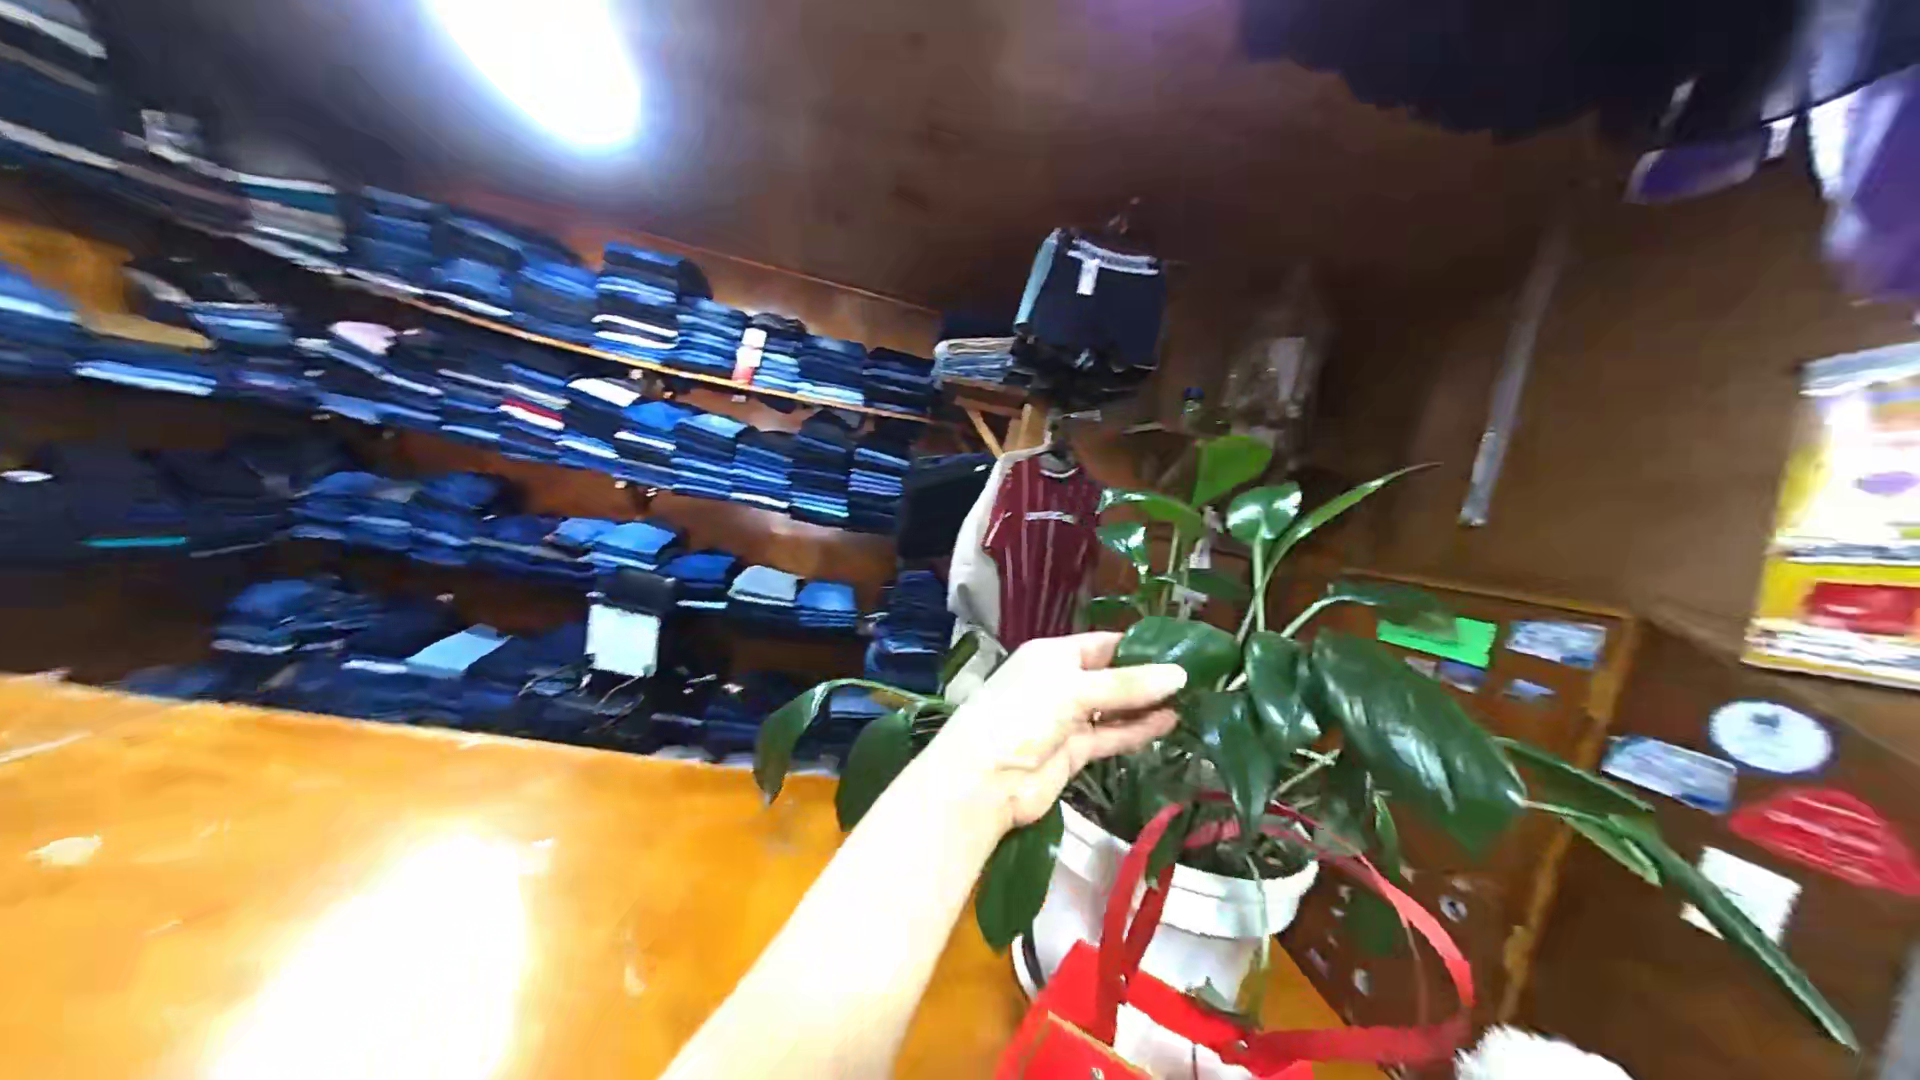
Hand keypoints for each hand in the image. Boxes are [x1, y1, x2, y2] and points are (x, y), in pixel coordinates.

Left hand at [920, 632, 1187, 833]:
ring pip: (1115, 708)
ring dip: (1147, 705)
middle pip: (1111, 676)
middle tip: (1198, 678)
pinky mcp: (1075, 751)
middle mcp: (1061, 682)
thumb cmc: (1023, 716)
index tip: (1181, 650)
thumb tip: (1179, 674)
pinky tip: (1170, 722)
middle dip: (1148, 677)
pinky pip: (1112, 735)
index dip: (1139, 647)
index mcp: (1052, 655)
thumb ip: (1126, 685)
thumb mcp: (1073, 689)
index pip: (1102, 644)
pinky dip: (1138, 730)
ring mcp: (1068, 718)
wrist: (986, 780)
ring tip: (1192, 700)